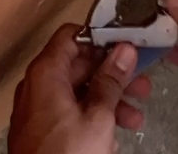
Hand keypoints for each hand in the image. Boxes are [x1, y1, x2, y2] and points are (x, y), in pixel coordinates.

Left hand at [7, 24, 152, 153]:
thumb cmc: (70, 153)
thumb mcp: (98, 117)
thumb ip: (112, 80)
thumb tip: (125, 48)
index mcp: (46, 72)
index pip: (72, 36)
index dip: (100, 38)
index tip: (126, 46)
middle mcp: (36, 86)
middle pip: (77, 66)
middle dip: (112, 75)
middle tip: (142, 84)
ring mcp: (36, 112)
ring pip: (76, 93)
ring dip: (108, 100)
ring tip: (136, 117)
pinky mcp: (40, 135)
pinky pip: (67, 114)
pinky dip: (91, 117)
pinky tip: (114, 134)